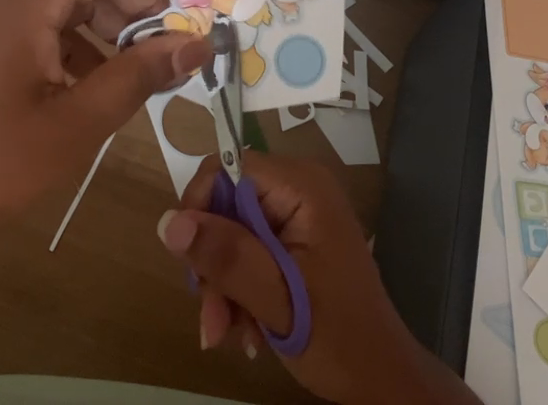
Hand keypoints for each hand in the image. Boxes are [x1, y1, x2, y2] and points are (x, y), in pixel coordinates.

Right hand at [159, 153, 478, 404]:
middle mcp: (300, 188)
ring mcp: (299, 215)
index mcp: (302, 187)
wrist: (380, 378)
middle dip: (213, 262)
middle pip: (227, 204)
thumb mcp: (274, 297)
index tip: (191, 261)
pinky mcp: (296, 239)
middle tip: (213, 318)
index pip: (228, 168)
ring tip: (229, 334)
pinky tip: (246, 329)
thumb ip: (225, 255)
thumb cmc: (337, 336)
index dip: (200, 208)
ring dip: (223, 284)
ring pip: (233, 232)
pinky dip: (240, 288)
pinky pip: (250, 250)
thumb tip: (167, 220)